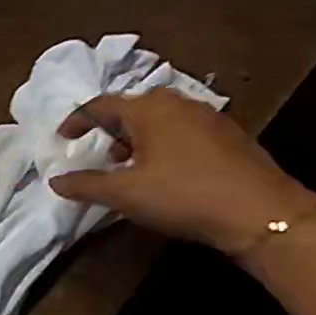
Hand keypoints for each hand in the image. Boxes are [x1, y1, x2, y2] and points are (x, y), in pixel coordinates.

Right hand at [49, 89, 315, 254]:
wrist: (259, 212)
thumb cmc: (183, 196)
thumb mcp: (126, 195)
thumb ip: (87, 185)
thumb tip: (56, 180)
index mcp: (148, 109)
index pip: (101, 105)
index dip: (78, 120)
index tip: (64, 137)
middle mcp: (177, 103)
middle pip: (133, 108)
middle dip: (111, 128)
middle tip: (100, 152)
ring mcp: (207, 116)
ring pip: (160, 118)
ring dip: (138, 137)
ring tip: (130, 166)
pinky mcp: (228, 134)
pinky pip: (182, 130)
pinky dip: (164, 143)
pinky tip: (167, 171)